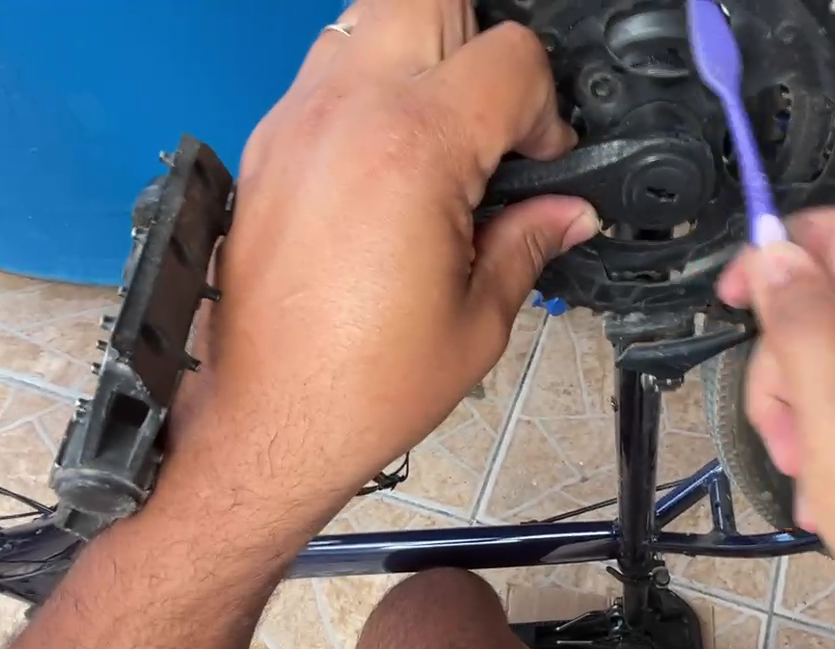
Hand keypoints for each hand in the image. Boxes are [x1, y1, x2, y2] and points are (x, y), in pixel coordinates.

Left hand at [162, 0, 596, 531]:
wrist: (272, 422)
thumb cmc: (363, 388)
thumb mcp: (477, 323)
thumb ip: (527, 246)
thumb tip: (568, 214)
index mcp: (414, 151)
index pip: (510, 57)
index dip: (546, 111)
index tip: (544, 166)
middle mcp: (345, 114)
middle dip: (480, 46)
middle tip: (495, 128)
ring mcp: (294, 124)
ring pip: (368, 19)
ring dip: (420, 61)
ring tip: (442, 147)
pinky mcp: (265, 150)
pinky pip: (325, 76)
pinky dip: (368, 97)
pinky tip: (389, 172)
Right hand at [717, 207, 834, 633]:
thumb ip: (802, 323)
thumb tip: (773, 249)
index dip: (776, 251)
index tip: (730, 302)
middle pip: (820, 300)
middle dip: (781, 364)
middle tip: (783, 430)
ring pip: (820, 354)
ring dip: (793, 410)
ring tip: (804, 469)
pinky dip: (817, 432)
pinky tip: (822, 481)